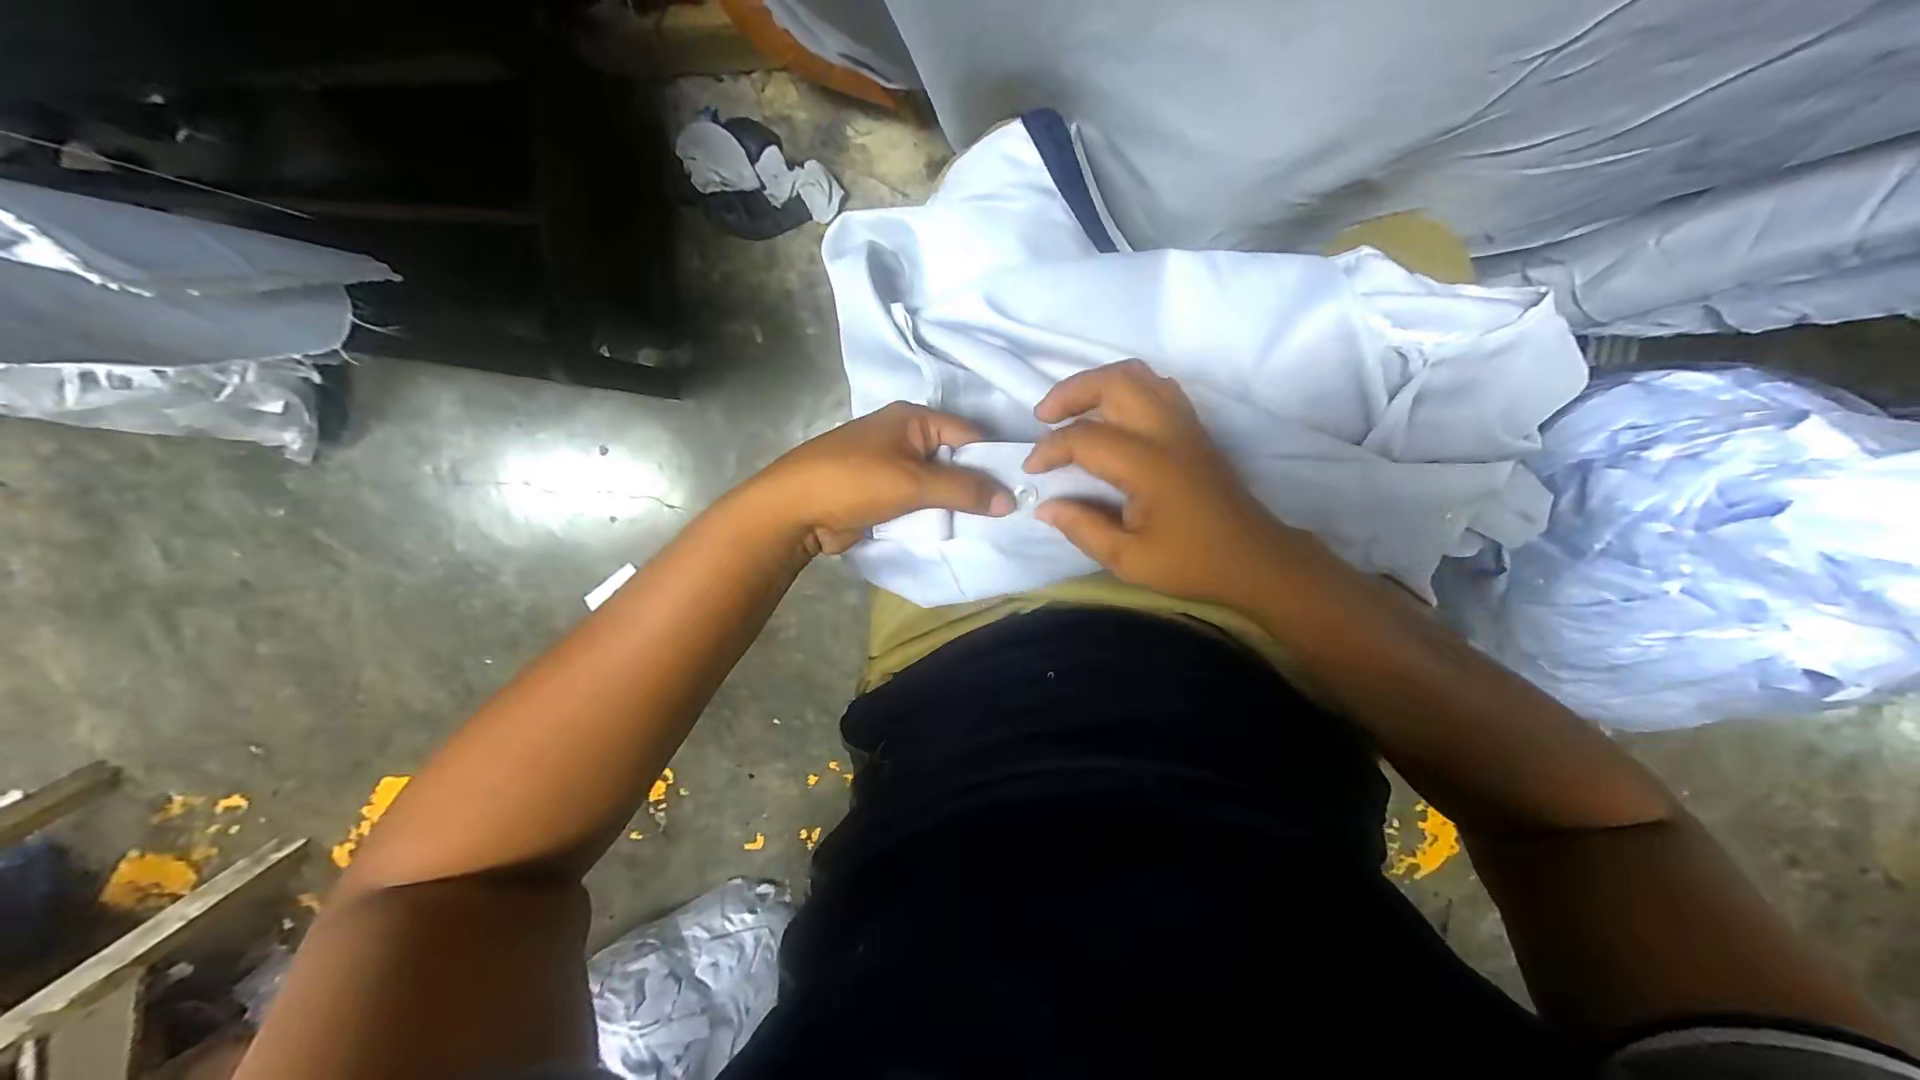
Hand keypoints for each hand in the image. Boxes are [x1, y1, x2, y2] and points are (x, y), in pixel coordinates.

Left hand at [745, 402, 1013, 555]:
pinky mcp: (883, 493)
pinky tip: (961, 530)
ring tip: (994, 523)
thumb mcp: (914, 482)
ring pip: (938, 483)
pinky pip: (920, 501)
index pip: (970, 433)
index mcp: (913, 419)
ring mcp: (893, 465)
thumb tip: (1010, 500)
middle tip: (1014, 509)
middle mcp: (905, 436)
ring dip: (958, 502)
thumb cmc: (855, 481)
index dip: (996, 458)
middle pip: (955, 458)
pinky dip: (936, 514)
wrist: (793, 510)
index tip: (1023, 485)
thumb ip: (964, 490)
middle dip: (978, 483)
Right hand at [1024, 359, 1307, 603]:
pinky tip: (1110, 414)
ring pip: (1138, 375)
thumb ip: (1082, 528)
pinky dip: (1125, 388)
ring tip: (1071, 408)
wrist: (1255, 559)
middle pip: (1114, 382)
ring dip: (1097, 382)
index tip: (1031, 470)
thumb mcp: (1128, 560)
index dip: (1049, 449)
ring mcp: (1185, 425)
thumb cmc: (1192, 563)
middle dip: (1070, 391)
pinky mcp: (1194, 428)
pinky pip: (1157, 387)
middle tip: (1043, 416)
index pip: (1086, 438)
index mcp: (1149, 466)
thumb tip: (1044, 506)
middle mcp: (1167, 433)